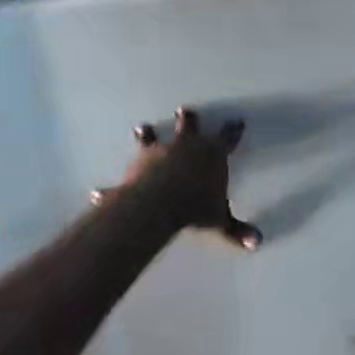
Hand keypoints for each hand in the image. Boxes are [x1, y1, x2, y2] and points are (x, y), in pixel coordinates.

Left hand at [95, 107, 262, 248]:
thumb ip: (236, 230)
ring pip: (152, 139)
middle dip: (189, 121)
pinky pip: (122, 179)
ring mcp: (156, 155)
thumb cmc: (196, 207)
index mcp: (212, 154)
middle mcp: (185, 147)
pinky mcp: (133, 170)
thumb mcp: (220, 221)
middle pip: (188, 128)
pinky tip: (98, 192)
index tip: (237, 121)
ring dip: (148, 134)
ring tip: (142, 127)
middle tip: (186, 111)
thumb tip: (257, 243)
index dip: (233, 131)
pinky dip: (111, 187)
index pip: (227, 138)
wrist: (157, 206)